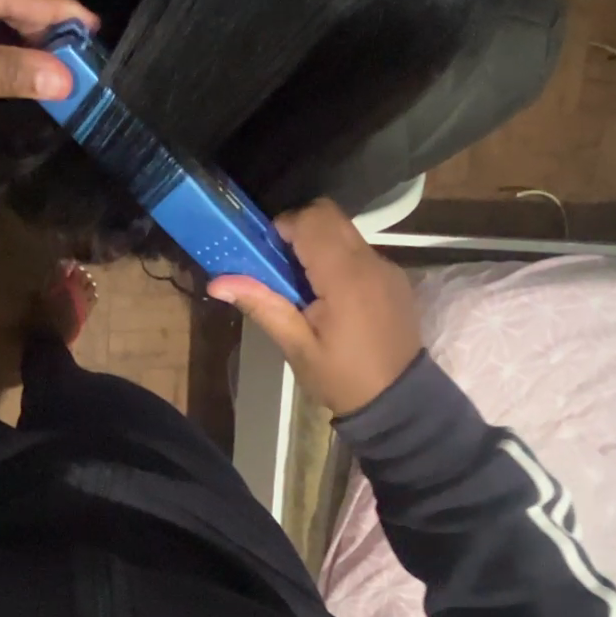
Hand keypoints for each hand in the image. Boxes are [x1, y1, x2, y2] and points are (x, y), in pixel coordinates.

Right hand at [208, 200, 421, 415]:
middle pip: (329, 215)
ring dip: (316, 244)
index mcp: (345, 277)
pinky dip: (336, 258)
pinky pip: (358, 251)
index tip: (265, 254)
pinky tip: (327, 296)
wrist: (398, 401)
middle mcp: (370, 261)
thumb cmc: (342, 377)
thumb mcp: (296, 346)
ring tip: (300, 285)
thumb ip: (262, 305)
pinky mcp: (392, 277)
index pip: (312, 220)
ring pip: (344, 231)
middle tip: (278, 266)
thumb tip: (217, 283)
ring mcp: (386, 267)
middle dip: (298, 230)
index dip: (283, 227)